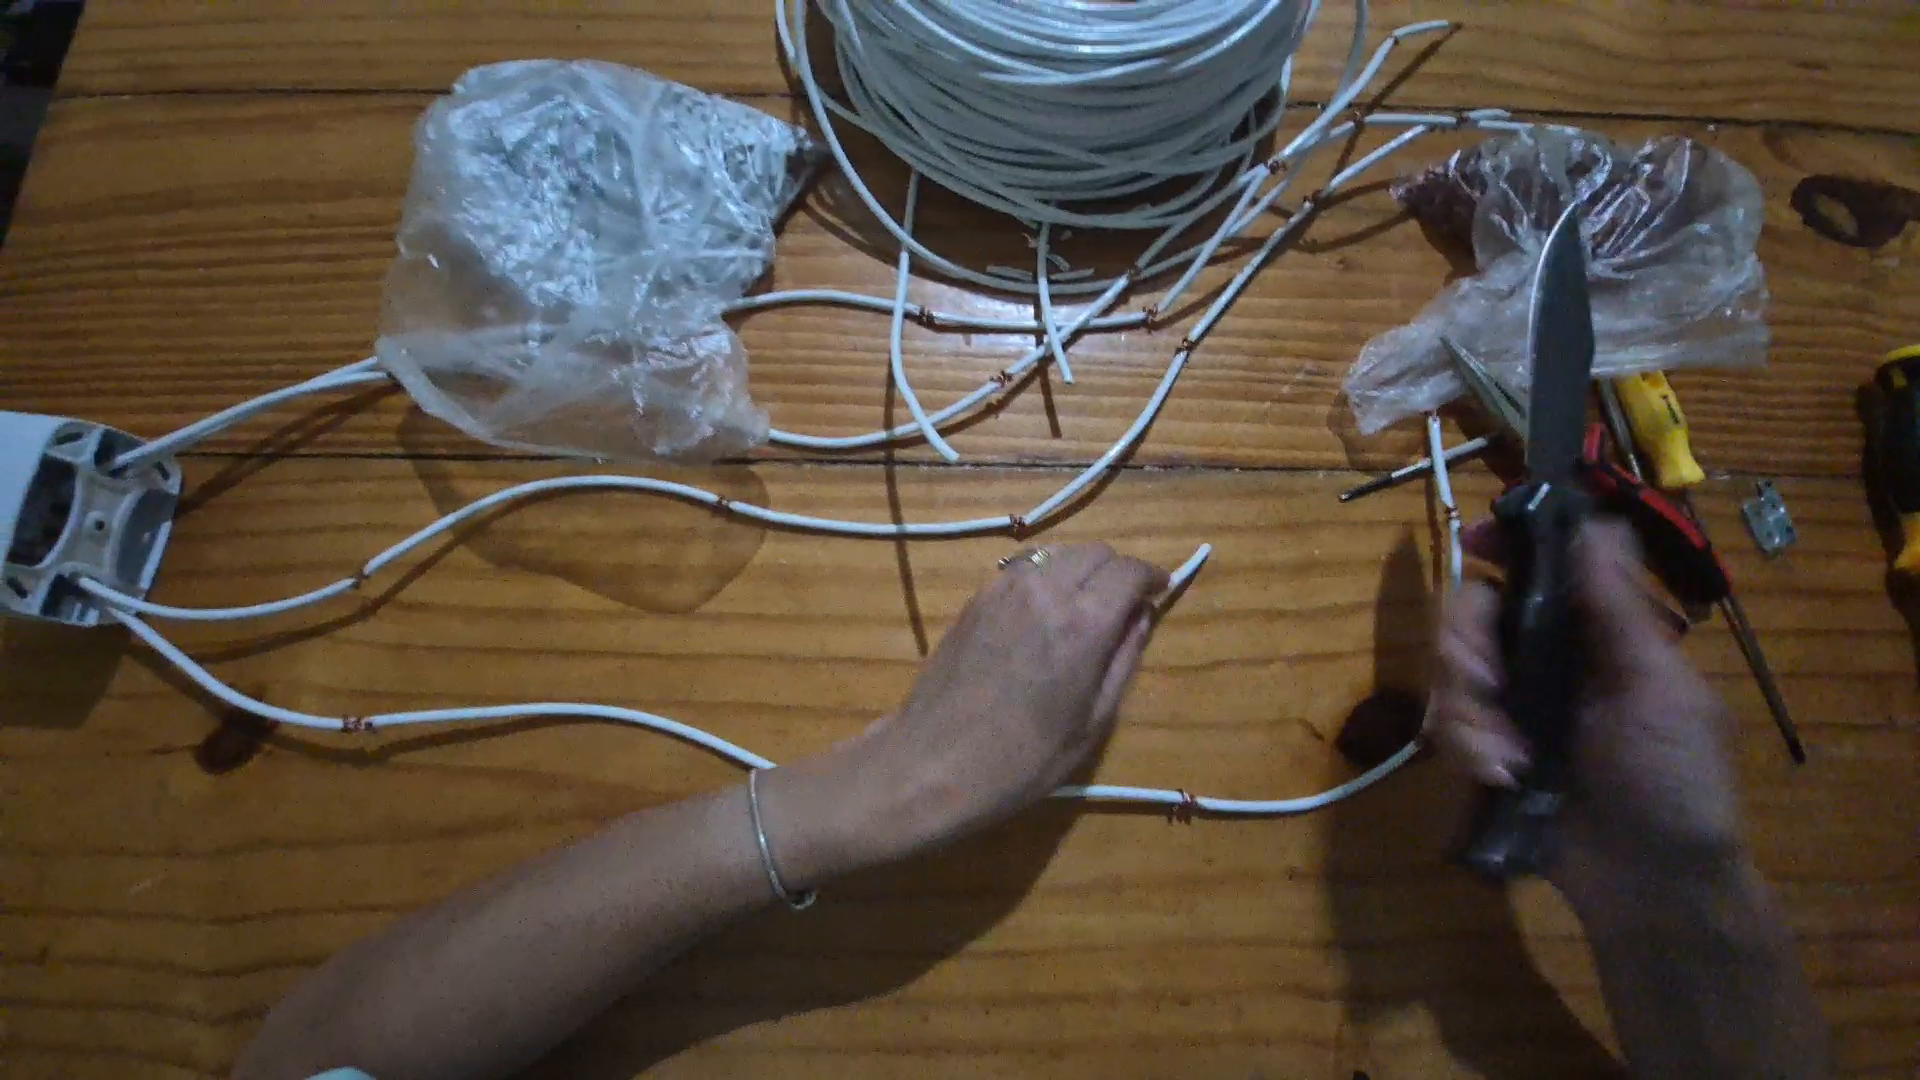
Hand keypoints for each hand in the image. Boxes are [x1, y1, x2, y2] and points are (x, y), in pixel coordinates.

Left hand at [845, 543, 1167, 856]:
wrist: (933, 763)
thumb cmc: (1023, 760)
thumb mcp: (1092, 722)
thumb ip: (1124, 659)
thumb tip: (1141, 615)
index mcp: (1082, 623)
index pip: (1127, 570)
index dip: (1150, 576)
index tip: (1158, 590)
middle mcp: (1044, 590)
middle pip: (1093, 551)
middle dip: (1117, 570)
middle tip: (1123, 602)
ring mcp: (1002, 589)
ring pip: (1056, 553)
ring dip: (1080, 569)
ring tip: (1084, 604)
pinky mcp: (975, 599)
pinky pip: (1022, 568)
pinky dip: (1045, 576)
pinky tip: (1043, 610)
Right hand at [1428, 519, 1746, 905]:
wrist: (1642, 878)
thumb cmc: (1672, 777)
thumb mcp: (1657, 688)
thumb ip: (1616, 609)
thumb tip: (1594, 521)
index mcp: (1590, 632)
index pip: (1534, 567)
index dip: (1499, 545)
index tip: (1472, 541)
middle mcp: (1538, 654)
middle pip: (1469, 610)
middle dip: (1464, 644)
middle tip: (1485, 682)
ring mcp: (1502, 697)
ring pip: (1445, 666)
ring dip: (1469, 712)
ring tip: (1508, 757)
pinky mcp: (1474, 737)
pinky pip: (1441, 720)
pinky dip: (1466, 746)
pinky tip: (1501, 774)